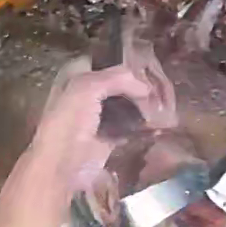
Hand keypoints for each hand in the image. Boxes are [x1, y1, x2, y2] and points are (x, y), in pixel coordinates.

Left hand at [27, 54, 173, 192]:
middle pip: (117, 84)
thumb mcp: (87, 88)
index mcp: (75, 77)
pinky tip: (157, 124)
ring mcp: (97, 117)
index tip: (147, 65)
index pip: (103, 60)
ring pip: (125, 105)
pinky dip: (142, 127)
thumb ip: (116, 78)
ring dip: (142, 106)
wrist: (62, 166)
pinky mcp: (108, 139)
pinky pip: (129, 128)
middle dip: (137, 86)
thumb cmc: (69, 122)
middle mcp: (86, 94)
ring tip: (163, 105)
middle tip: (159, 87)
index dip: (123, 62)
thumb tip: (145, 87)